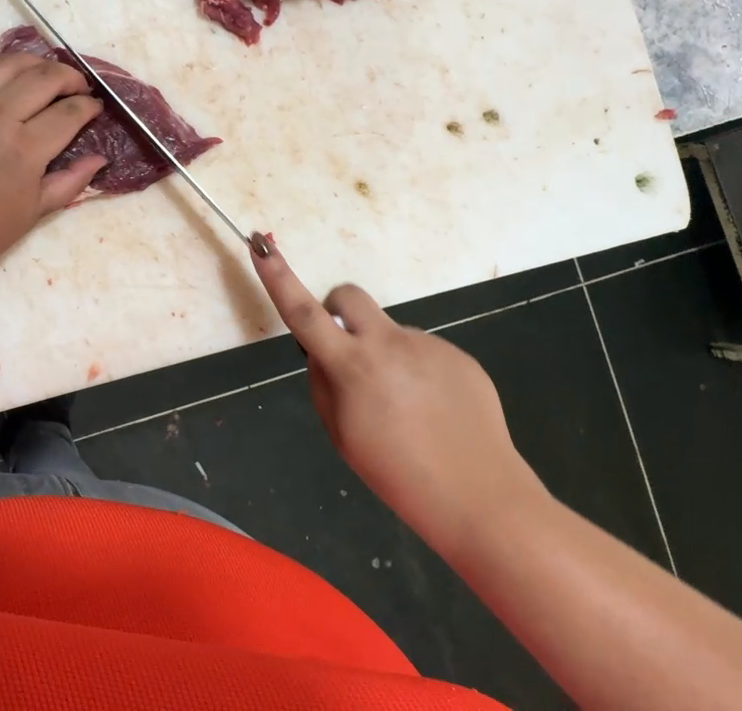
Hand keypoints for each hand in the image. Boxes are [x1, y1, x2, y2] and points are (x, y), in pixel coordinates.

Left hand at [0, 53, 105, 279]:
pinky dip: (6, 77)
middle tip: (79, 89)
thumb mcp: (37, 210)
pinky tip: (14, 91)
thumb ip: (72, 179)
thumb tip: (100, 157)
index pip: (69, 112)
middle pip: (44, 76)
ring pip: (11, 64)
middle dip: (71, 78)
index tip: (97, 109)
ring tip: (50, 78)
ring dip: (38, 65)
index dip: (90, 107)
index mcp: (24, 149)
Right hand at [251, 240, 550, 552]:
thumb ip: (325, 384)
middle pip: (350, 297)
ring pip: (390, 335)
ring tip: (406, 408)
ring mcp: (430, 346)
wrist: (480, 496)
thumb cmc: (397, 473)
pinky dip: (417, 374)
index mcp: (354, 367)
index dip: (278, 277)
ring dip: (384, 356)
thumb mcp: (341, 433)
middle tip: (344, 350)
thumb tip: (325, 355)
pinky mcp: (460, 357)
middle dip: (337, 310)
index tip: (261, 244)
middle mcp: (390, 344)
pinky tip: (433, 411)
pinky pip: (423, 354)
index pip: (304, 313)